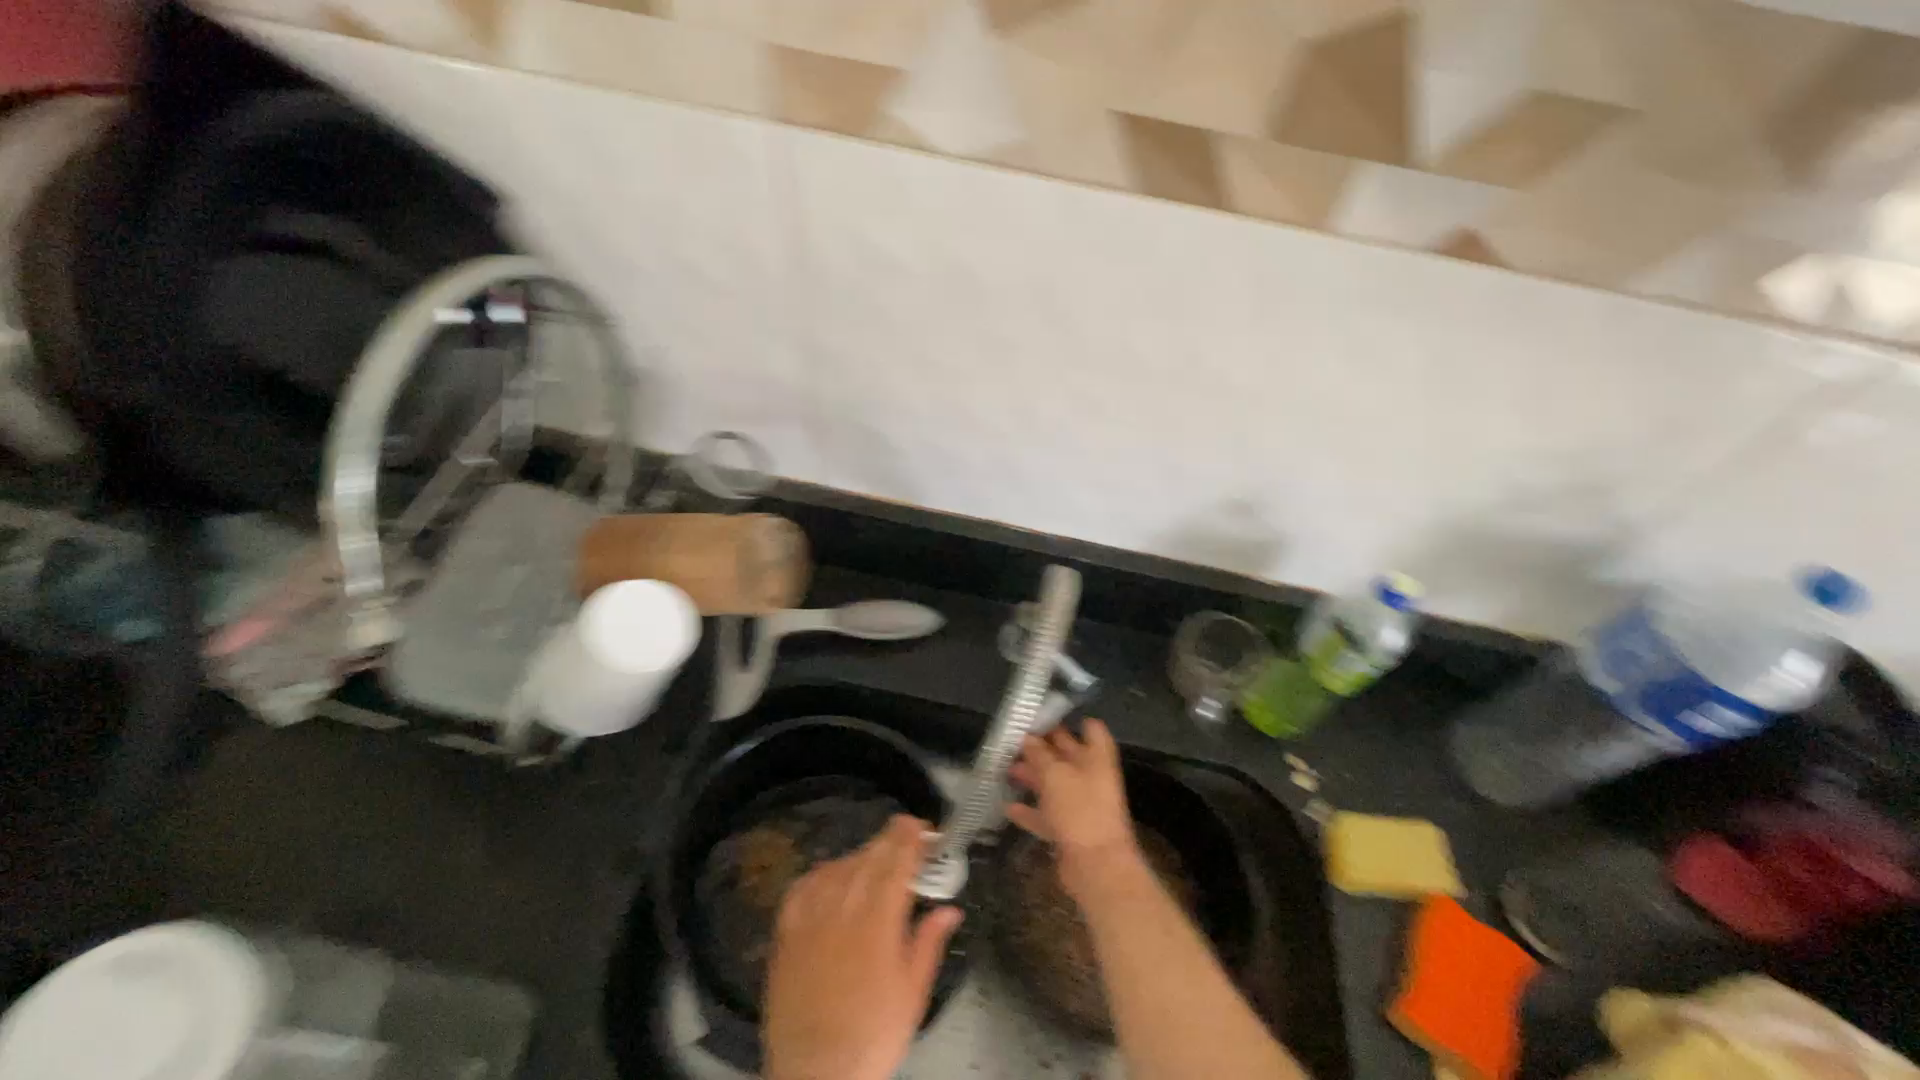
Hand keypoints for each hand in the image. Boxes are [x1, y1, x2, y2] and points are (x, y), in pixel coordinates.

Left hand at [764, 815, 963, 1079]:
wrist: (816, 1070)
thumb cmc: (874, 1034)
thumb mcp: (913, 993)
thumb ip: (927, 943)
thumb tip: (949, 909)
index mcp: (879, 923)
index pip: (897, 866)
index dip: (909, 841)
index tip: (919, 824)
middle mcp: (844, 911)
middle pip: (867, 861)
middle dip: (887, 839)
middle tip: (902, 827)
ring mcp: (810, 920)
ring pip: (836, 870)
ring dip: (858, 854)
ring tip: (873, 851)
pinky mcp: (786, 935)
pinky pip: (801, 890)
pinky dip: (819, 874)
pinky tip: (828, 873)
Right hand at [1006, 720, 1142, 899]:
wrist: (1096, 867)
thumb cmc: (1080, 810)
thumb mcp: (1055, 775)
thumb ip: (1040, 755)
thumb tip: (1028, 738)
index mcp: (1096, 758)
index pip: (1091, 729)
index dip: (1071, 720)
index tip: (1043, 716)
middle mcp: (1091, 778)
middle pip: (1068, 755)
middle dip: (1043, 747)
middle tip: (1014, 740)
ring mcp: (1081, 806)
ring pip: (1055, 785)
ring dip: (1033, 777)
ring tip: (1006, 769)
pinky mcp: (1070, 831)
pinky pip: (1047, 816)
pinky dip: (1030, 812)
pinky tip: (1008, 808)